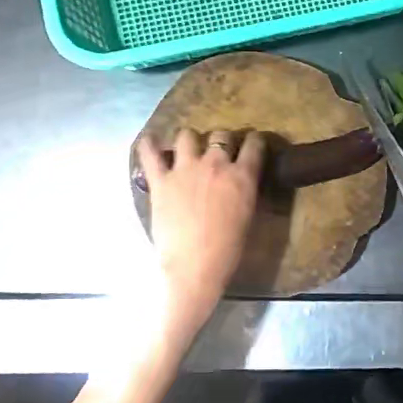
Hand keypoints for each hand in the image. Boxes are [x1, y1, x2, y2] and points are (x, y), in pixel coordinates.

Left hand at [136, 128, 264, 318]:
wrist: (194, 267)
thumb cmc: (227, 251)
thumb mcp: (247, 216)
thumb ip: (243, 191)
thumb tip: (238, 183)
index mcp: (242, 176)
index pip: (254, 145)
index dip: (254, 141)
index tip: (251, 143)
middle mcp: (215, 164)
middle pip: (220, 135)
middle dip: (221, 140)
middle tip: (217, 151)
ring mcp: (185, 169)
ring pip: (187, 136)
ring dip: (189, 140)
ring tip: (187, 149)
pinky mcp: (161, 181)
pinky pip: (150, 154)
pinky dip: (148, 145)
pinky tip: (148, 141)